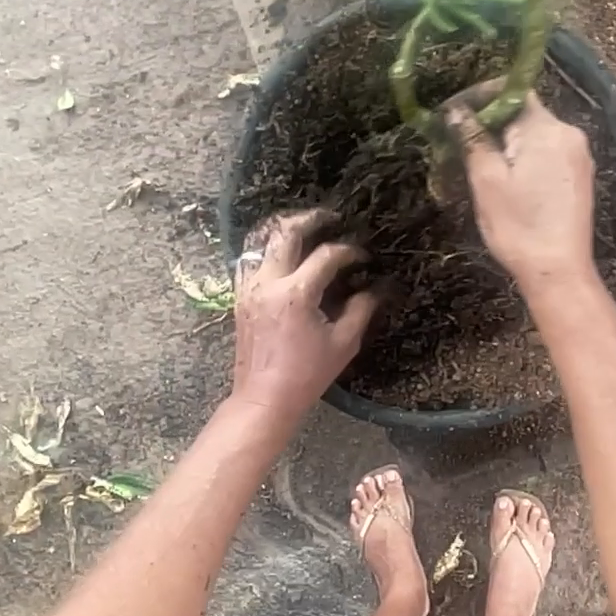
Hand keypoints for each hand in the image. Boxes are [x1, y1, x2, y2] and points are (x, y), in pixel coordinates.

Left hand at [230, 208, 377, 423]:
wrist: (265, 398)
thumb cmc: (306, 375)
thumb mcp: (343, 343)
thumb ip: (361, 310)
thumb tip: (375, 289)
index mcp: (297, 293)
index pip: (327, 256)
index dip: (350, 251)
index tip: (364, 257)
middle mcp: (268, 283)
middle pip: (287, 232)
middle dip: (311, 219)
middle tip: (331, 217)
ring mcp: (249, 288)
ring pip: (262, 241)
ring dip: (285, 230)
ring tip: (305, 228)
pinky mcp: (240, 297)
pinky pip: (250, 260)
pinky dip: (267, 249)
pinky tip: (282, 254)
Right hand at [443, 89, 596, 291]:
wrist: (557, 271)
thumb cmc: (519, 228)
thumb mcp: (486, 182)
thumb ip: (473, 140)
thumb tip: (457, 111)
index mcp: (547, 129)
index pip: (513, 90)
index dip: (482, 95)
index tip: (455, 112)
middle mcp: (569, 135)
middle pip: (525, 113)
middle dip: (492, 123)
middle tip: (461, 142)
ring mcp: (578, 158)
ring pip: (536, 136)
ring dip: (508, 143)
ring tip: (480, 165)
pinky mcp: (579, 179)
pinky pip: (548, 155)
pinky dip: (525, 159)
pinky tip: (508, 181)